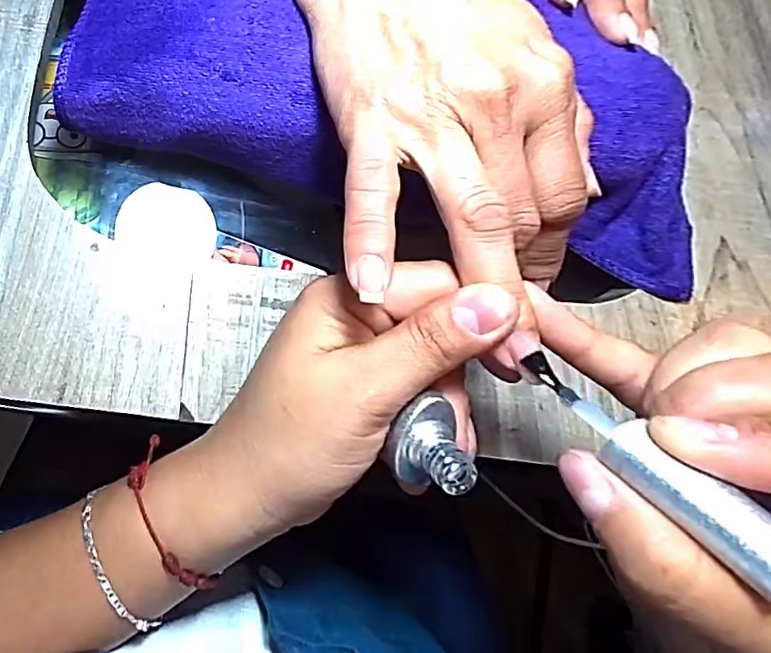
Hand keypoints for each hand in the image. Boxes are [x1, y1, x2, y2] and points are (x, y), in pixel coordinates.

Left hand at [186, 271, 518, 541]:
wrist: (254, 489)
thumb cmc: (293, 437)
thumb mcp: (367, 388)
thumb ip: (431, 343)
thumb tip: (494, 299)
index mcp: (344, 295)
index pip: (432, 281)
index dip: (481, 316)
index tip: (516, 361)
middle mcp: (354, 311)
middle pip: (440, 321)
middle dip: (459, 373)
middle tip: (459, 418)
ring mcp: (360, 346)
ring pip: (437, 359)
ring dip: (448, 403)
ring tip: (439, 440)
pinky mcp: (368, 379)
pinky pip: (420, 384)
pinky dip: (433, 414)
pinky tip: (432, 444)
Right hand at [309, 0, 594, 345]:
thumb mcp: (528, 37)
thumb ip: (562, 110)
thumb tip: (584, 180)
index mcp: (544, 82)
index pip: (569, 189)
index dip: (560, 246)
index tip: (542, 277)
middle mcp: (496, 103)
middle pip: (528, 214)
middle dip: (528, 282)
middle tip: (520, 331)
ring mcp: (428, 116)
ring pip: (469, 215)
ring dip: (480, 285)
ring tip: (484, 342)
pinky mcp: (369, 122)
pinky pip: (373, 193)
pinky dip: (369, 243)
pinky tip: (369, 286)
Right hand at [533, 288, 770, 651]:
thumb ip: (689, 572)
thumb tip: (587, 473)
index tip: (691, 452)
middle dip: (707, 408)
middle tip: (657, 455)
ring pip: (733, 352)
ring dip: (666, 388)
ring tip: (643, 440)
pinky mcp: (718, 406)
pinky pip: (660, 361)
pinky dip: (600, 347)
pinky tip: (552, 324)